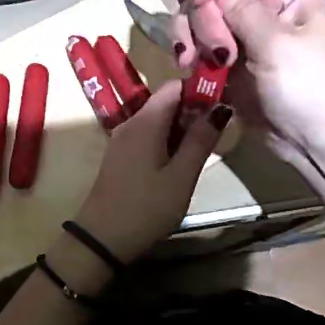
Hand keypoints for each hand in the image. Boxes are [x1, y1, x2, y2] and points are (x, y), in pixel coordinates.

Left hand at [71, 79, 230, 262]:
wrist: (102, 238)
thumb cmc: (146, 207)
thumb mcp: (182, 175)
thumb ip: (201, 139)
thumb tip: (221, 106)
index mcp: (145, 121)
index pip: (174, 86)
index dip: (200, 90)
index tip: (222, 108)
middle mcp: (130, 123)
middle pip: (166, 102)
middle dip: (193, 111)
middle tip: (216, 135)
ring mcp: (122, 140)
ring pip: (158, 121)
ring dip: (181, 129)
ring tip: (202, 152)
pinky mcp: (120, 157)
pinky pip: (147, 137)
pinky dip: (166, 142)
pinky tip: (179, 164)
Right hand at [174, 0, 324, 156]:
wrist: (313, 142)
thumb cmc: (307, 89)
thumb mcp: (278, 45)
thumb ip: (243, 9)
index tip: (204, 7)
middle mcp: (258, 6)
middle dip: (201, 19)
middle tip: (217, 53)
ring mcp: (239, 36)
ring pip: (196, 20)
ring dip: (189, 40)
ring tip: (194, 65)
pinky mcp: (225, 63)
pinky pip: (196, 48)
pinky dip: (188, 58)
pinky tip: (190, 73)